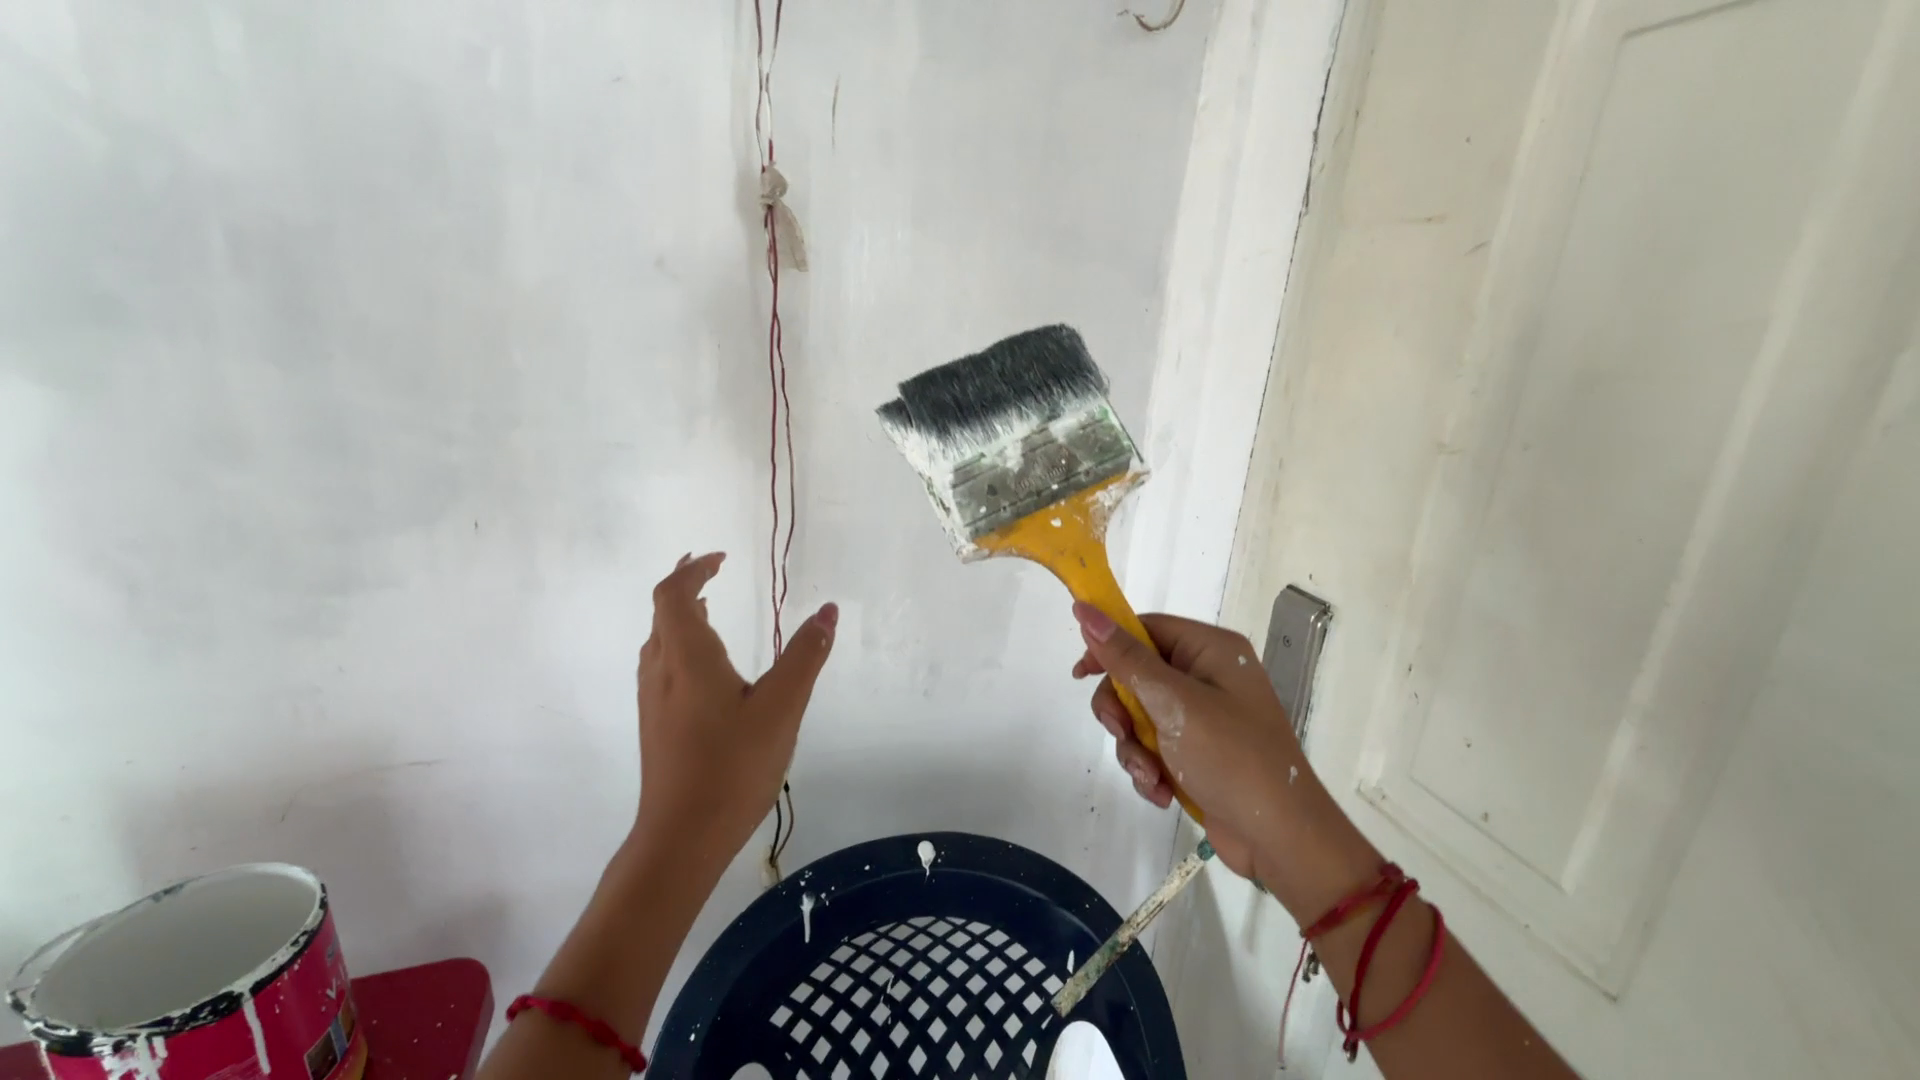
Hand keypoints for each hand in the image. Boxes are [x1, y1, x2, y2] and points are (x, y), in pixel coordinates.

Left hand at [634, 553, 837, 866]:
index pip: (674, 594)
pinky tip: (707, 671)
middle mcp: (661, 672)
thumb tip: (827, 610)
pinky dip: (681, 646)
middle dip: (686, 585)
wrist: (681, 838)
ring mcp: (654, 701)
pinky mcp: (657, 726)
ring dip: (681, 616)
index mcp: (687, 658)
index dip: (693, 569)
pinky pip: (663, 667)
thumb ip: (805, 657)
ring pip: (660, 642)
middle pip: (662, 613)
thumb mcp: (781, 708)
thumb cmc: (732, 767)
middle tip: (713, 571)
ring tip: (709, 609)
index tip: (721, 559)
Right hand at [1071, 603, 1377, 915]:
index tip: (1081, 674)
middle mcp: (1208, 676)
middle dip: (1122, 712)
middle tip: (1122, 732)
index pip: (1145, 629)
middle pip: (1136, 675)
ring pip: (1139, 716)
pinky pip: (1153, 747)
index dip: (1108, 646)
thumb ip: (1125, 658)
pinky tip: (1162, 791)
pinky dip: (1150, 768)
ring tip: (1151, 776)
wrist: (1280, 837)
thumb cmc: (1231, 757)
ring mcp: (1204, 716)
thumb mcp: (1173, 703)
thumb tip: (1085, 610)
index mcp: (1211, 650)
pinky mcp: (1197, 752)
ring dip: (1135, 748)